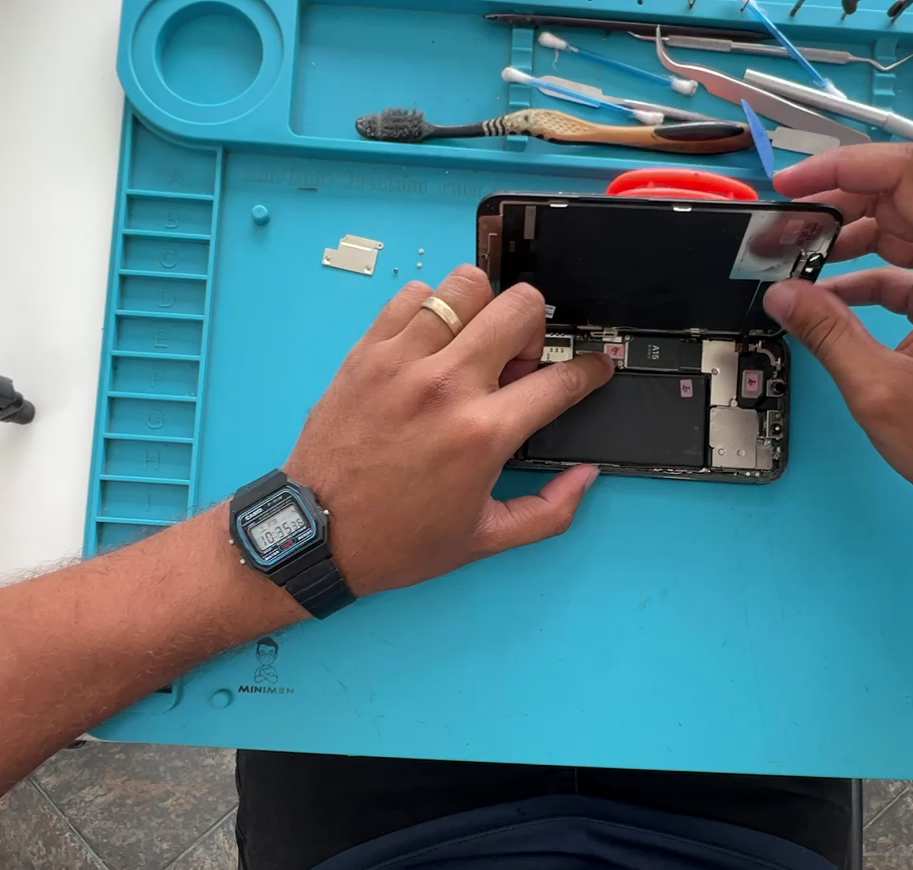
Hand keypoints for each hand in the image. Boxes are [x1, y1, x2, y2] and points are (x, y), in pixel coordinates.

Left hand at [284, 265, 614, 595]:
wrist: (319, 536)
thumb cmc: (401, 540)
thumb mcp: (486, 540)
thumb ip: (549, 511)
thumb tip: (586, 476)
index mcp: (484, 434)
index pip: (561, 380)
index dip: (591, 371)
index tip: (594, 369)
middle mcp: (447, 385)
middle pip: (521, 307)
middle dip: (537, 330)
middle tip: (519, 363)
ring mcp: (402, 361)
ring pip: (466, 285)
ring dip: (485, 311)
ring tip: (474, 346)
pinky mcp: (366, 352)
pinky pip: (413, 296)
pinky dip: (433, 308)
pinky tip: (431, 342)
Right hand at [764, 144, 912, 541]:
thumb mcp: (879, 389)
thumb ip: (827, 332)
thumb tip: (779, 293)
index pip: (910, 174)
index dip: (844, 167)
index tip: (788, 184)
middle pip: (906, 197)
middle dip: (838, 204)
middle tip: (780, 229)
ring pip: (908, 232)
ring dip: (850, 242)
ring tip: (794, 262)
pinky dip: (869, 278)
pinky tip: (827, 299)